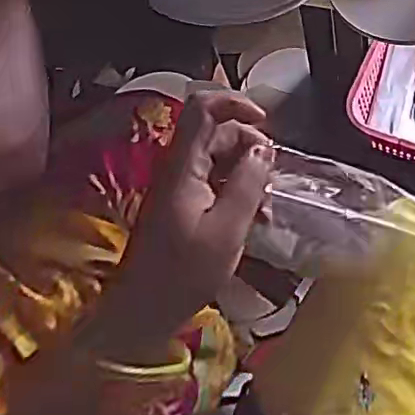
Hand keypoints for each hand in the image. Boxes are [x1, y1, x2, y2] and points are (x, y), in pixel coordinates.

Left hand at [88, 91, 273, 358]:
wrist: (141, 313)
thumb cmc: (183, 274)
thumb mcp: (227, 230)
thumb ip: (248, 184)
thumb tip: (263, 149)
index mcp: (184, 166)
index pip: (203, 108)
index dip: (235, 102)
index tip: (264, 120)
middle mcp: (178, 167)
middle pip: (217, 131)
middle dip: (250, 143)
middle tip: (272, 174)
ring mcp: (179, 184)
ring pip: (218, 154)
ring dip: (246, 168)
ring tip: (266, 200)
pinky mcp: (182, 202)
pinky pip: (213, 177)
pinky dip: (236, 186)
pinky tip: (252, 212)